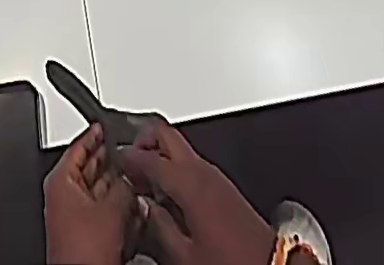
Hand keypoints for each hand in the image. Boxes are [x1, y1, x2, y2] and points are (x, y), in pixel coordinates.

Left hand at [46, 123, 136, 264]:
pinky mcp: (86, 232)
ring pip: (100, 188)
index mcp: (61, 181)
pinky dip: (117, 204)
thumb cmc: (81, 254)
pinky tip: (132, 203)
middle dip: (111, 160)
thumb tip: (132, 175)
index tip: (106, 125)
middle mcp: (66, 195)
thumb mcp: (111, 209)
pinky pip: (104, 208)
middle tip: (128, 151)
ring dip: (117, 184)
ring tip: (135, 175)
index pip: (79, 145)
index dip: (95, 134)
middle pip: (91, 166)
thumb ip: (124, 185)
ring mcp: (75, 215)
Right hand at [120, 119, 273, 264]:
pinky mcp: (219, 183)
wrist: (268, 264)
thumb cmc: (231, 261)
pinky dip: (172, 166)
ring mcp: (212, 174)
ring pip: (178, 146)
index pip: (150, 157)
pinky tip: (165, 190)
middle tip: (129, 158)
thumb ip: (159, 226)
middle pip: (166, 133)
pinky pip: (189, 161)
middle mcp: (201, 169)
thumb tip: (143, 208)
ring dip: (158, 153)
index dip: (128, 156)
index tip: (115, 160)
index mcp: (189, 183)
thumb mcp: (184, 255)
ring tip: (143, 178)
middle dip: (142, 139)